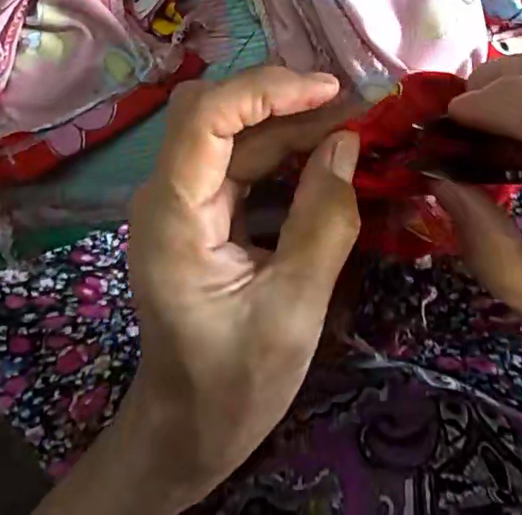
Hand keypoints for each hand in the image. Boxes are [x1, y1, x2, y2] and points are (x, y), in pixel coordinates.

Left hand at [38, 67, 362, 513]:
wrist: (186, 429)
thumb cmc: (234, 385)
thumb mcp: (293, 312)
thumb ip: (323, 224)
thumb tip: (347, 145)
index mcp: (173, 214)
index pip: (204, 117)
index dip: (266, 91)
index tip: (330, 91)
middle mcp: (168, 192)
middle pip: (215, 112)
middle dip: (283, 101)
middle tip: (353, 109)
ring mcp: (182, 198)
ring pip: (232, 132)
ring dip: (290, 123)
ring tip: (353, 127)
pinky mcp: (201, 209)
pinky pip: (241, 160)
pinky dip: (284, 150)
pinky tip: (325, 154)